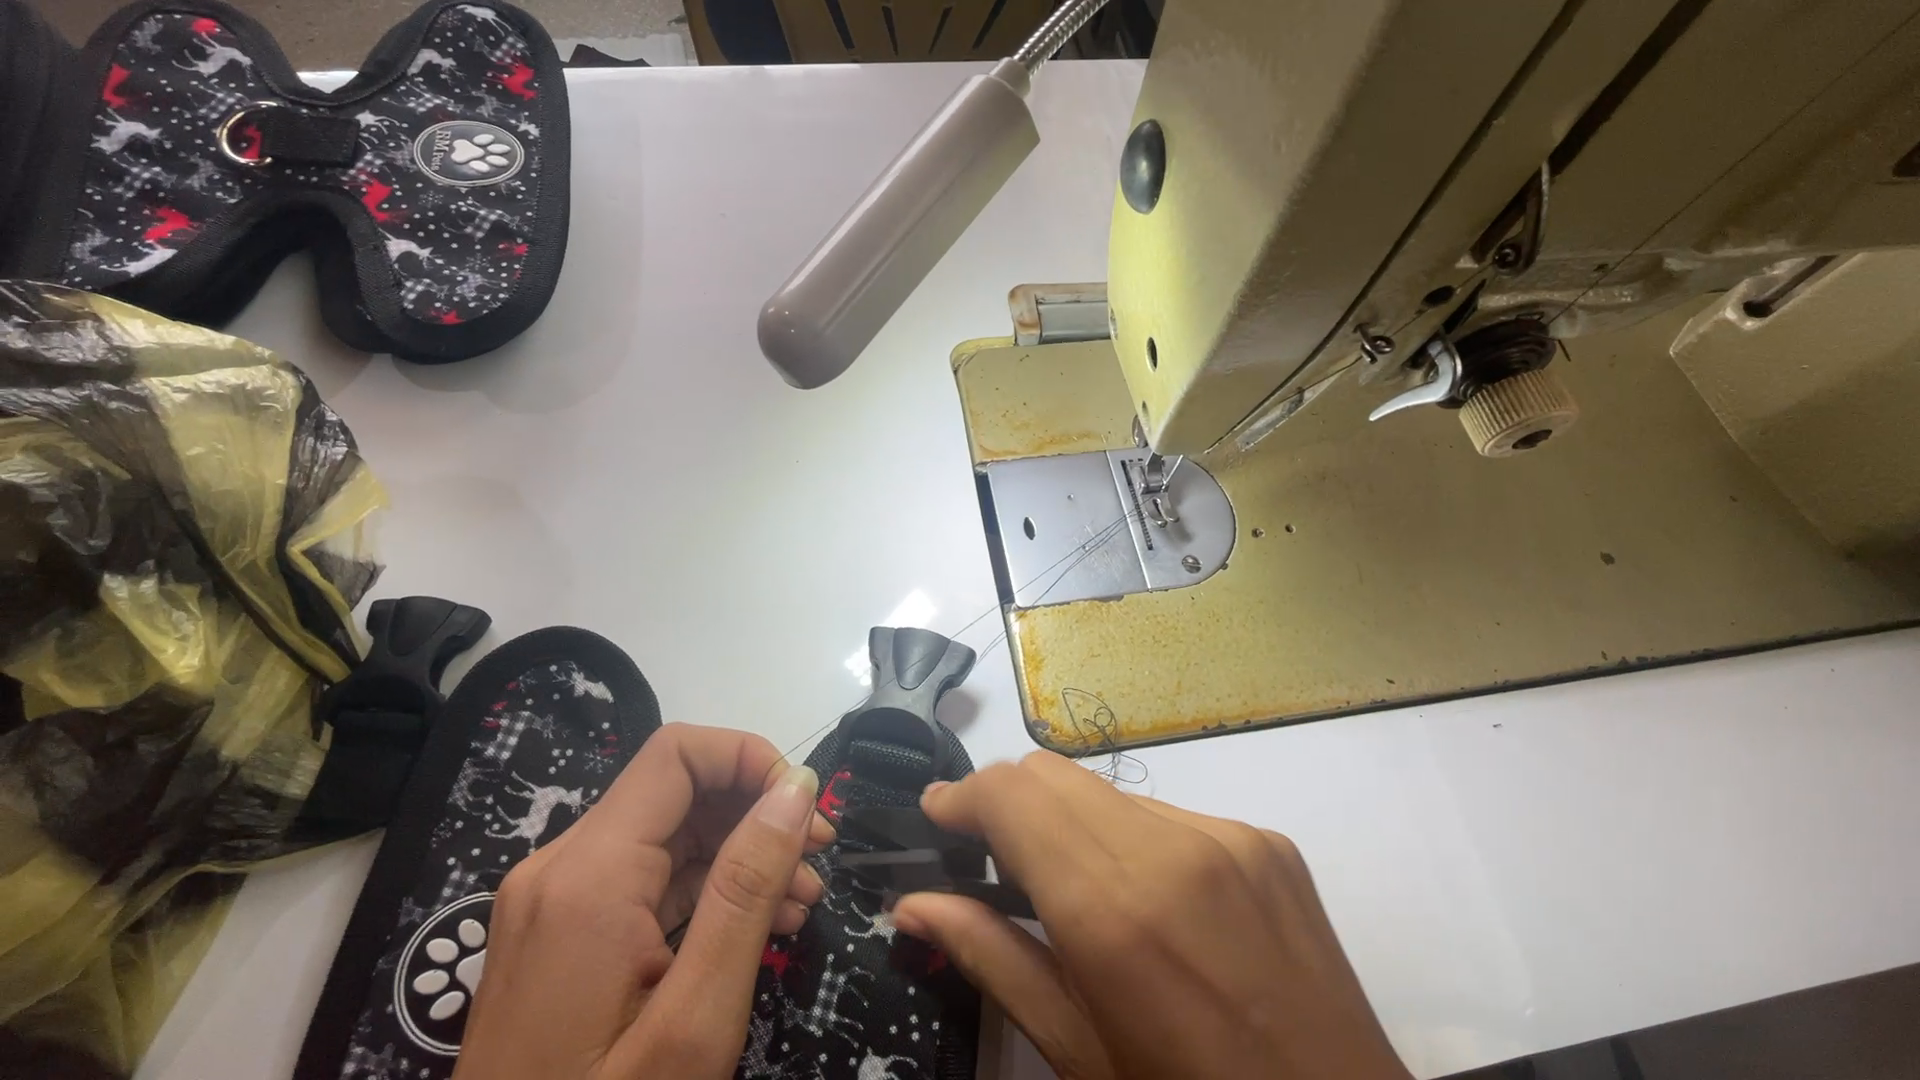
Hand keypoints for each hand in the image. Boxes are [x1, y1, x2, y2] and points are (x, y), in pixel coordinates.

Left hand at [453, 724, 834, 1079]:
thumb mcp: (696, 1017)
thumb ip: (747, 889)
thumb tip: (798, 785)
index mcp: (588, 875)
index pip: (677, 753)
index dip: (752, 758)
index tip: (807, 813)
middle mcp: (560, 867)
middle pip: (674, 789)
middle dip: (756, 810)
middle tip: (818, 865)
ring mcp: (553, 899)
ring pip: (665, 832)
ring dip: (740, 851)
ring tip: (801, 904)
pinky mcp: (560, 930)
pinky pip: (645, 877)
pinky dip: (707, 885)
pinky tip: (756, 922)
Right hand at [891, 752, 1409, 1079]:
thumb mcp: (1077, 1049)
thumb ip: (989, 958)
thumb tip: (913, 904)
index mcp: (1115, 909)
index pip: (1013, 795)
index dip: (962, 796)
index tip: (936, 817)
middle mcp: (1174, 848)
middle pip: (1054, 774)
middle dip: (1005, 800)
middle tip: (982, 850)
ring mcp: (1231, 837)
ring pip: (1108, 791)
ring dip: (1067, 820)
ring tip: (1066, 886)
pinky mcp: (1268, 842)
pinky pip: (1168, 814)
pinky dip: (1129, 838)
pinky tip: (1144, 901)